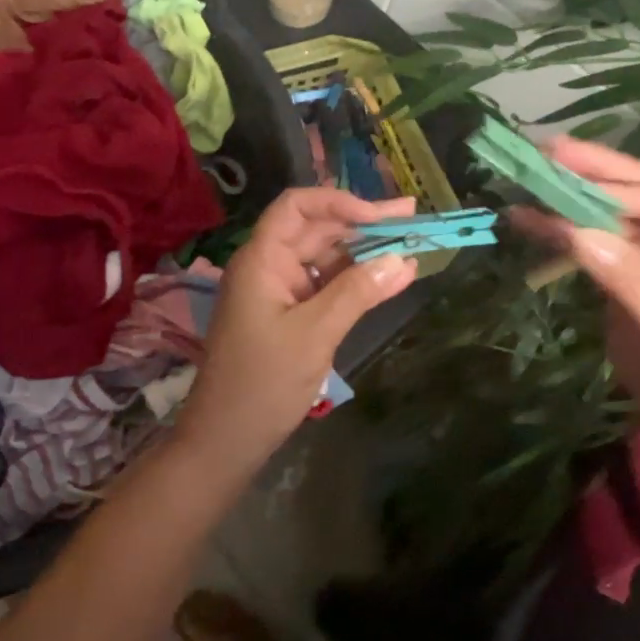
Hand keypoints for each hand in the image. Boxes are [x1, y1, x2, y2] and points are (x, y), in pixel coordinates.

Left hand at [176, 189, 418, 466]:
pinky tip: (387, 278)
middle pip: (314, 229)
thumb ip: (357, 293)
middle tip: (412, 217)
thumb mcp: (315, 334)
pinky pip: (321, 284)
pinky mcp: (286, 314)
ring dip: (362, 250)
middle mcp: (267, 266)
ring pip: (321, 257)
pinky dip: (352, 279)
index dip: (339, 202)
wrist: (226, 438)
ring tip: (409, 243)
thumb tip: (401, 260)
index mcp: (261, 259)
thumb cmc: (263, 382)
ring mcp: (276, 290)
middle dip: (361, 221)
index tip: (381, 215)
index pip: (296, 207)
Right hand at [510, 138, 639, 465]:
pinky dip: (565, 230)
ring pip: (615, 215)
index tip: (564, 183)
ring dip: (573, 196)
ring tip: (530, 173)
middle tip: (546, 147)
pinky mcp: (633, 278)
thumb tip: (577, 231)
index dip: (615, 191)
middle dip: (595, 171)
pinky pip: (597, 243)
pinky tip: (531, 218)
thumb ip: (633, 280)